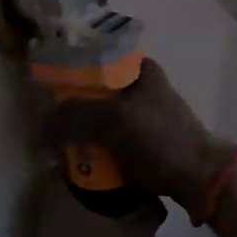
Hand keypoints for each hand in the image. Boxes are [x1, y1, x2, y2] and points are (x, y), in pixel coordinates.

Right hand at [41, 59, 236, 218]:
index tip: (46, 88)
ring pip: (97, 119)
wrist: (195, 177)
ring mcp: (139, 118)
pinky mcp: (137, 145)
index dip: (69, 71)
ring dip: (77, 131)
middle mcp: (139, 89)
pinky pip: (105, 142)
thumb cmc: (159, 137)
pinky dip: (90, 149)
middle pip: (93, 92)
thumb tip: (41, 125)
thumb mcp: (114, 117)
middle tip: (47, 120)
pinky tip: (72, 157)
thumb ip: (75, 114)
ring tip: (55, 142)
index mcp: (140, 70)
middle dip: (69, 107)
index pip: (96, 59)